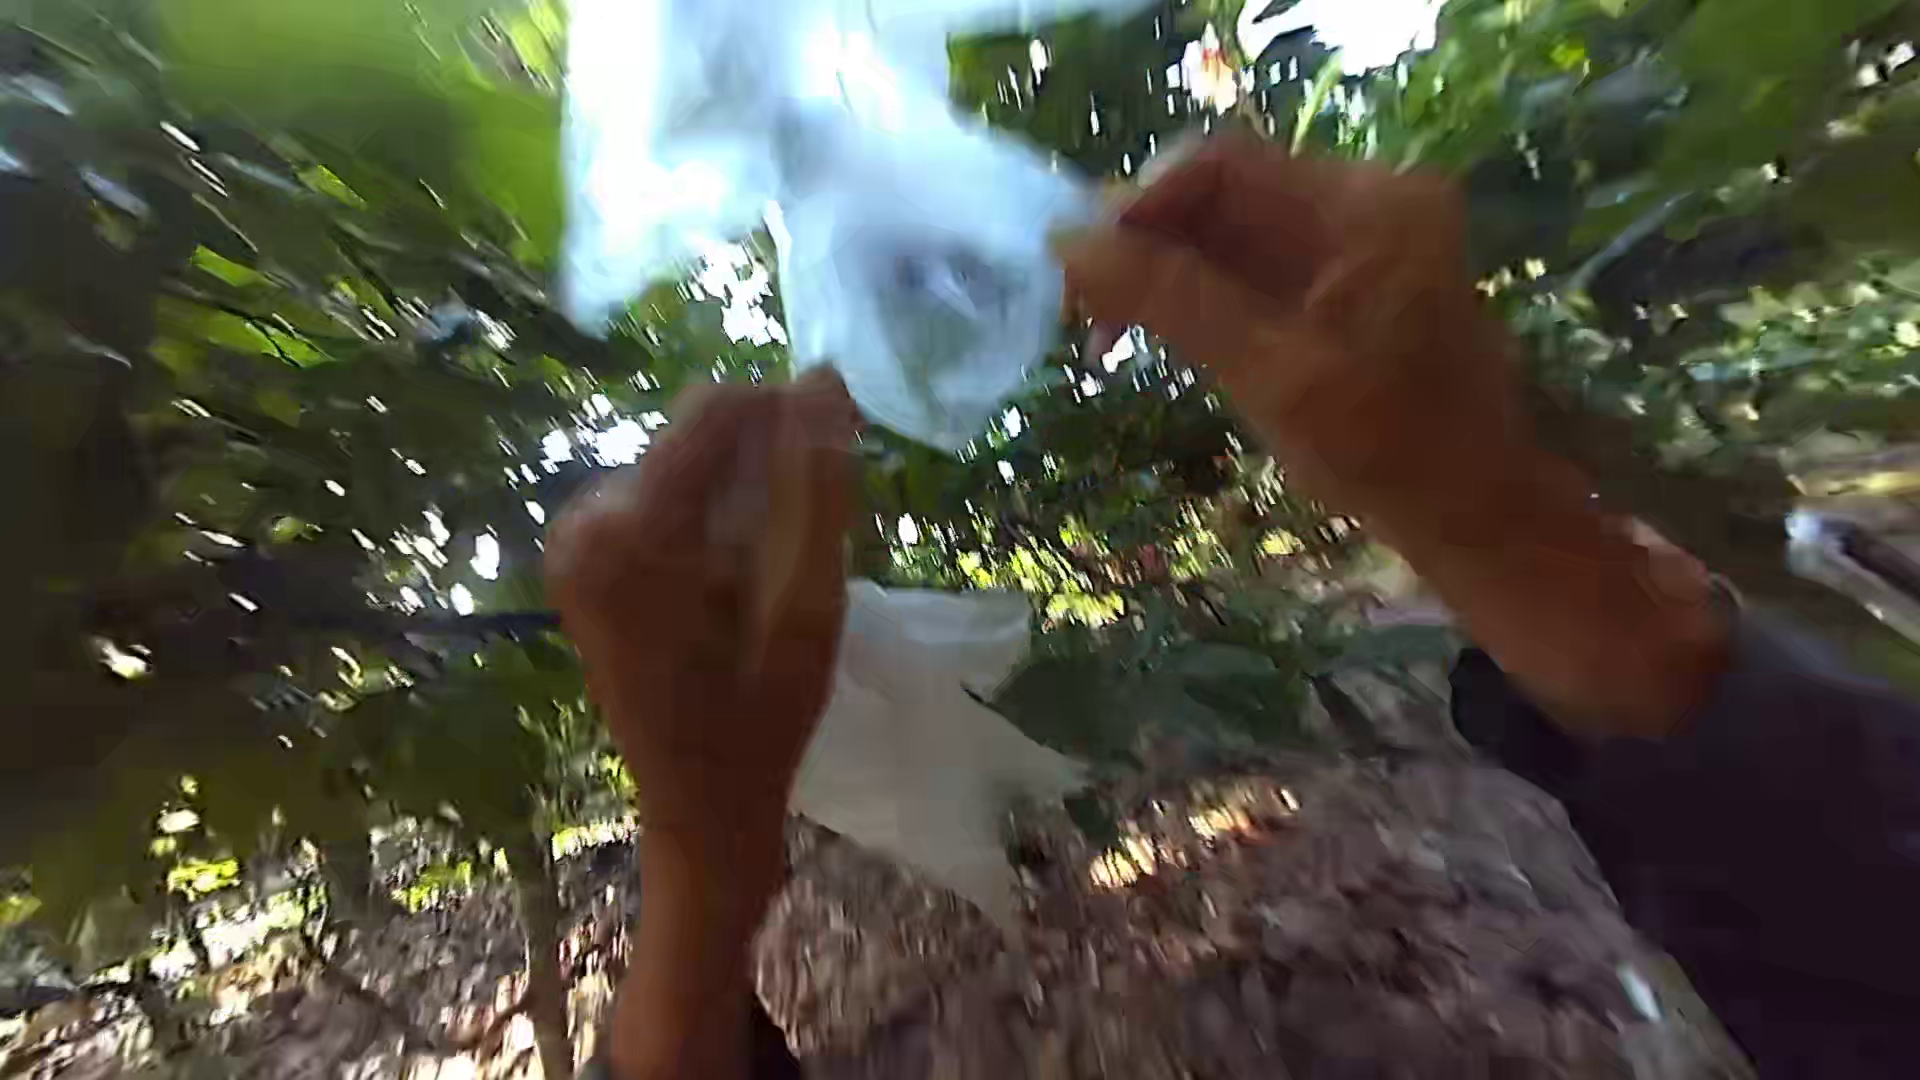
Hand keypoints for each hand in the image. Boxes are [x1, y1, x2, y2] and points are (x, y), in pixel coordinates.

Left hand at [548, 370, 857, 868]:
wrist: (702, 799)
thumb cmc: (765, 712)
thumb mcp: (810, 599)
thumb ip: (816, 486)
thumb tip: (822, 377)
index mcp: (633, 529)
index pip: (717, 411)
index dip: (790, 413)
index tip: (844, 441)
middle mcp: (585, 519)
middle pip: (700, 438)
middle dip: (771, 459)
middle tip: (820, 518)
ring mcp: (576, 541)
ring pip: (688, 466)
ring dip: (749, 489)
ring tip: (783, 555)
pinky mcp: (586, 559)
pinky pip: (667, 497)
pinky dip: (718, 512)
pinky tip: (744, 565)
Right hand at [1057, 137, 1521, 526]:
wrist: (1455, 501)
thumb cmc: (1377, 448)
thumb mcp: (1270, 372)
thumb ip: (1173, 302)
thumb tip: (1072, 248)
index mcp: (1360, 208)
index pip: (1224, 167)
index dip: (1139, 205)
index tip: (1078, 264)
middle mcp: (1350, 208)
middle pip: (1215, 199)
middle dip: (1137, 248)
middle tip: (1081, 309)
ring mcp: (1333, 249)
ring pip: (1214, 239)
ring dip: (1149, 278)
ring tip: (1101, 333)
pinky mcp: (1315, 288)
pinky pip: (1230, 275)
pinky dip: (1178, 300)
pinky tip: (1143, 333)